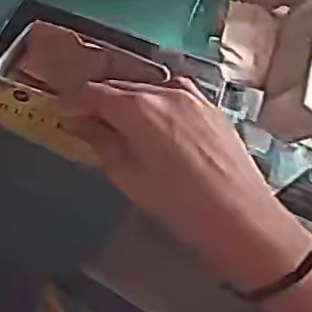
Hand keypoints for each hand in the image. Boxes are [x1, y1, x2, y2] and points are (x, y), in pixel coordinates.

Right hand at [68, 80, 311, 293]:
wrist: (247, 224)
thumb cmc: (182, 208)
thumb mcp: (129, 178)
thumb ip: (100, 142)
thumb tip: (79, 123)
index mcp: (138, 108)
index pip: (92, 92)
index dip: (73, 102)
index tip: (63, 113)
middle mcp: (164, 92)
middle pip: (118, 86)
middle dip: (98, 101)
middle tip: (84, 120)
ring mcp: (192, 96)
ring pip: (145, 87)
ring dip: (126, 100)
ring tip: (117, 123)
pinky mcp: (210, 106)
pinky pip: (171, 93)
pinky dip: (154, 101)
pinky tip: (152, 122)